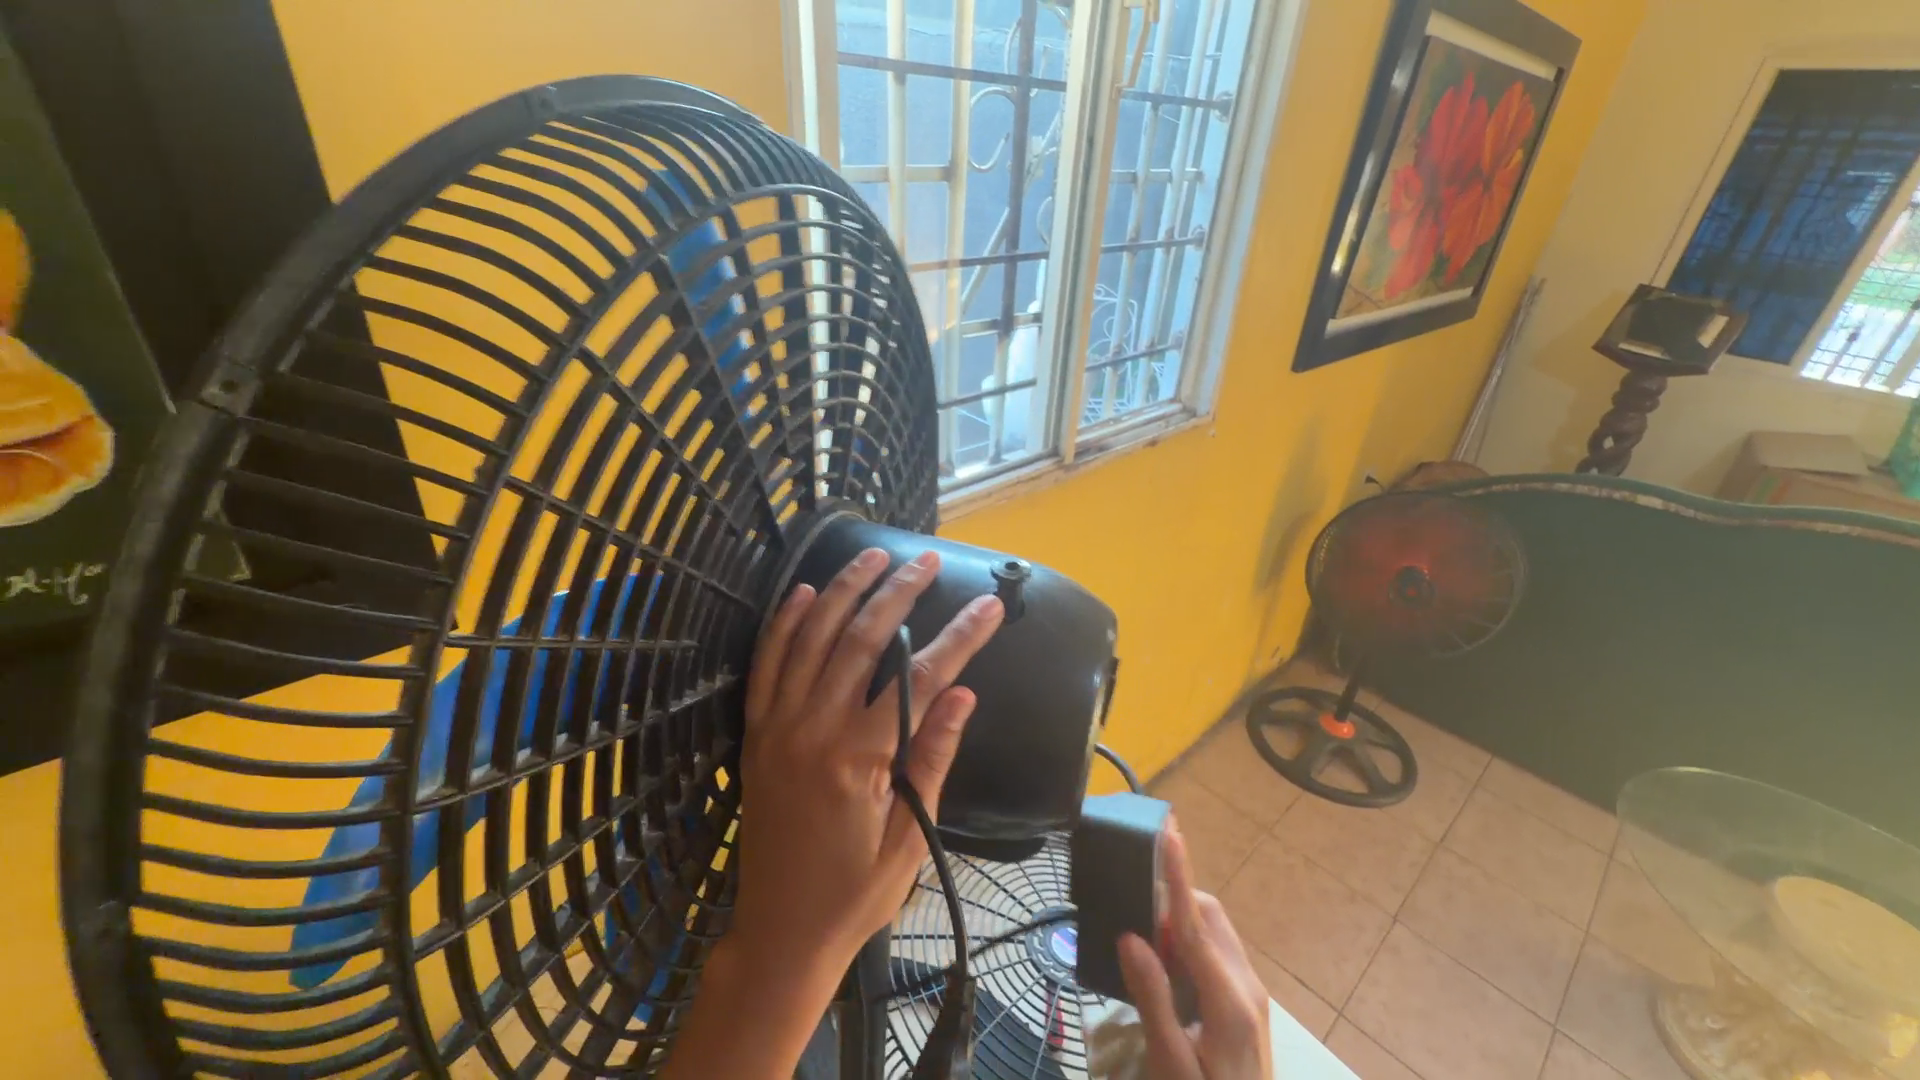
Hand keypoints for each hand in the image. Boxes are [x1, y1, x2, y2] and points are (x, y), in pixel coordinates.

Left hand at [662, 547, 1003, 1079]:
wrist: (780, 931)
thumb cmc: (855, 893)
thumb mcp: (911, 839)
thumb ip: (933, 759)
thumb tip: (963, 695)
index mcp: (858, 757)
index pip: (919, 679)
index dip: (960, 637)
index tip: (989, 607)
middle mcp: (813, 728)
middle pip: (861, 641)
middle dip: (897, 593)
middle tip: (926, 560)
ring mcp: (778, 726)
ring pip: (811, 639)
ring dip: (842, 591)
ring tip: (872, 556)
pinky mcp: (757, 733)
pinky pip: (766, 666)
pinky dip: (784, 624)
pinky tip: (802, 594)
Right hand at [1118, 822, 1272, 1079]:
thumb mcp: (1172, 1065)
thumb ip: (1153, 1000)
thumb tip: (1130, 935)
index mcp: (1229, 1000)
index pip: (1196, 924)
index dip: (1178, 876)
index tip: (1170, 834)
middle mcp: (1246, 986)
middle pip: (1209, 917)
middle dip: (1173, 897)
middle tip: (1132, 905)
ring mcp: (1251, 994)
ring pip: (1213, 931)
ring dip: (1180, 921)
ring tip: (1143, 941)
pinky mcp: (1246, 1004)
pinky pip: (1215, 953)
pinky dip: (1188, 943)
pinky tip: (1164, 969)